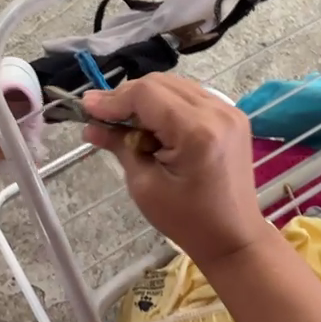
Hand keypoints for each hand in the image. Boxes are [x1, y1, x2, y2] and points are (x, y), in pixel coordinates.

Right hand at [80, 73, 270, 266]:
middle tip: (102, 118)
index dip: (112, 99)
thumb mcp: (144, 185)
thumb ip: (119, 146)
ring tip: (126, 124)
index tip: (86, 108)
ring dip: (145, 99)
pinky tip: (153, 125)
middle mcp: (217, 112)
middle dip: (126, 97)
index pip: (146, 94)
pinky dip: (166, 104)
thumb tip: (90, 126)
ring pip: (173, 86)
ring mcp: (228, 110)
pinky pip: (189, 96)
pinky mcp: (231, 115)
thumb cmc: (187, 221)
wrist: (233, 237)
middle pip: (159, 84)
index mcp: (197, 132)